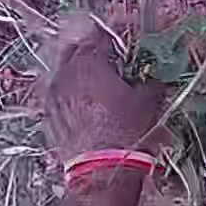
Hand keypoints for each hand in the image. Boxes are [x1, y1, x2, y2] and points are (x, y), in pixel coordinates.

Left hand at [44, 15, 164, 165]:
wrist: (101, 169)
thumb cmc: (125, 132)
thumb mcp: (147, 102)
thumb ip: (151, 83)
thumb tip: (156, 79)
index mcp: (90, 63)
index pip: (101, 37)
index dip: (115, 36)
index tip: (124, 40)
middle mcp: (66, 74)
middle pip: (76, 49)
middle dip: (92, 50)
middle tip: (108, 57)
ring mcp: (54, 95)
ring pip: (64, 72)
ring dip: (79, 72)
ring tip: (96, 81)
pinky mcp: (49, 116)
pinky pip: (59, 95)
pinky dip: (71, 94)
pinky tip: (85, 103)